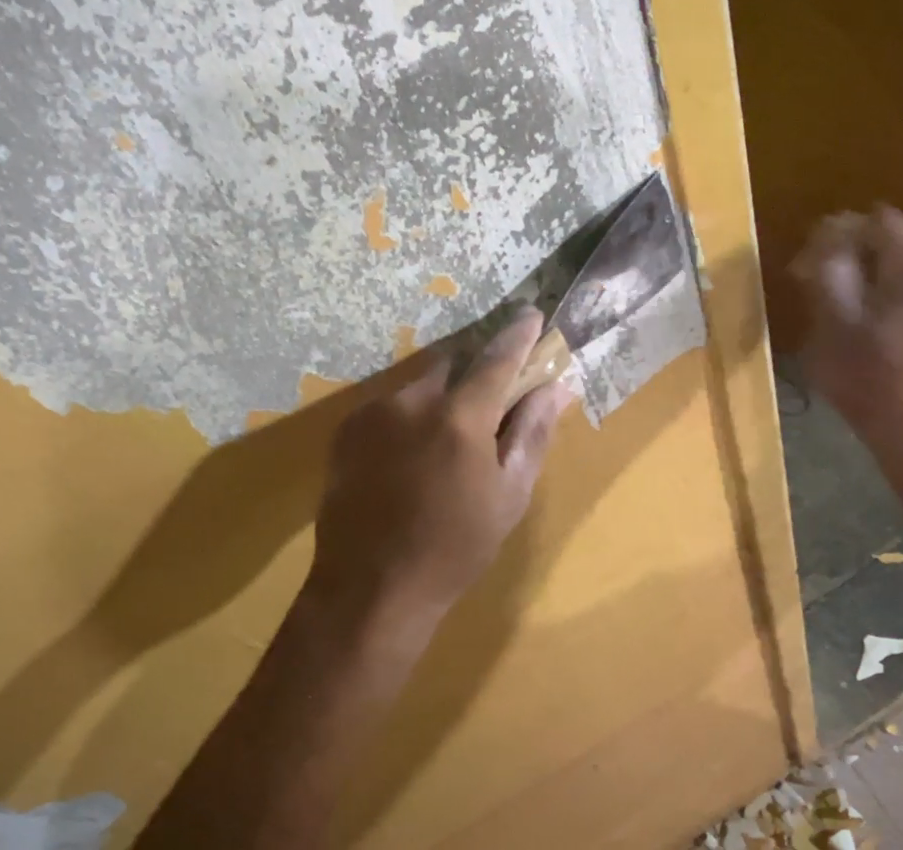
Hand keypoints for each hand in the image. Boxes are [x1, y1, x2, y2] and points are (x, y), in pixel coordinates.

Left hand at [307, 307, 571, 617]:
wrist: (370, 588)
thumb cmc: (455, 547)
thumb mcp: (509, 495)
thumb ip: (532, 433)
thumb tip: (555, 387)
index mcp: (461, 417)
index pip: (498, 359)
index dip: (519, 335)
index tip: (532, 314)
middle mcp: (413, 400)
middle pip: (453, 365)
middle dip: (474, 372)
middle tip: (488, 400)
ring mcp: (373, 412)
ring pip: (419, 384)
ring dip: (440, 396)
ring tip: (445, 440)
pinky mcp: (346, 429)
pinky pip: (389, 405)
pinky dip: (409, 415)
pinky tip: (411, 454)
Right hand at [792, 206, 902, 440]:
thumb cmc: (867, 375)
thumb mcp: (833, 317)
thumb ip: (829, 266)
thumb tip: (828, 230)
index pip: (874, 222)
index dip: (837, 235)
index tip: (810, 267)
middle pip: (886, 243)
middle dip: (847, 259)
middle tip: (812, 291)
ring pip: (896, 267)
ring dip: (862, 279)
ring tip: (833, 314)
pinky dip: (882, 297)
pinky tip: (862, 328)